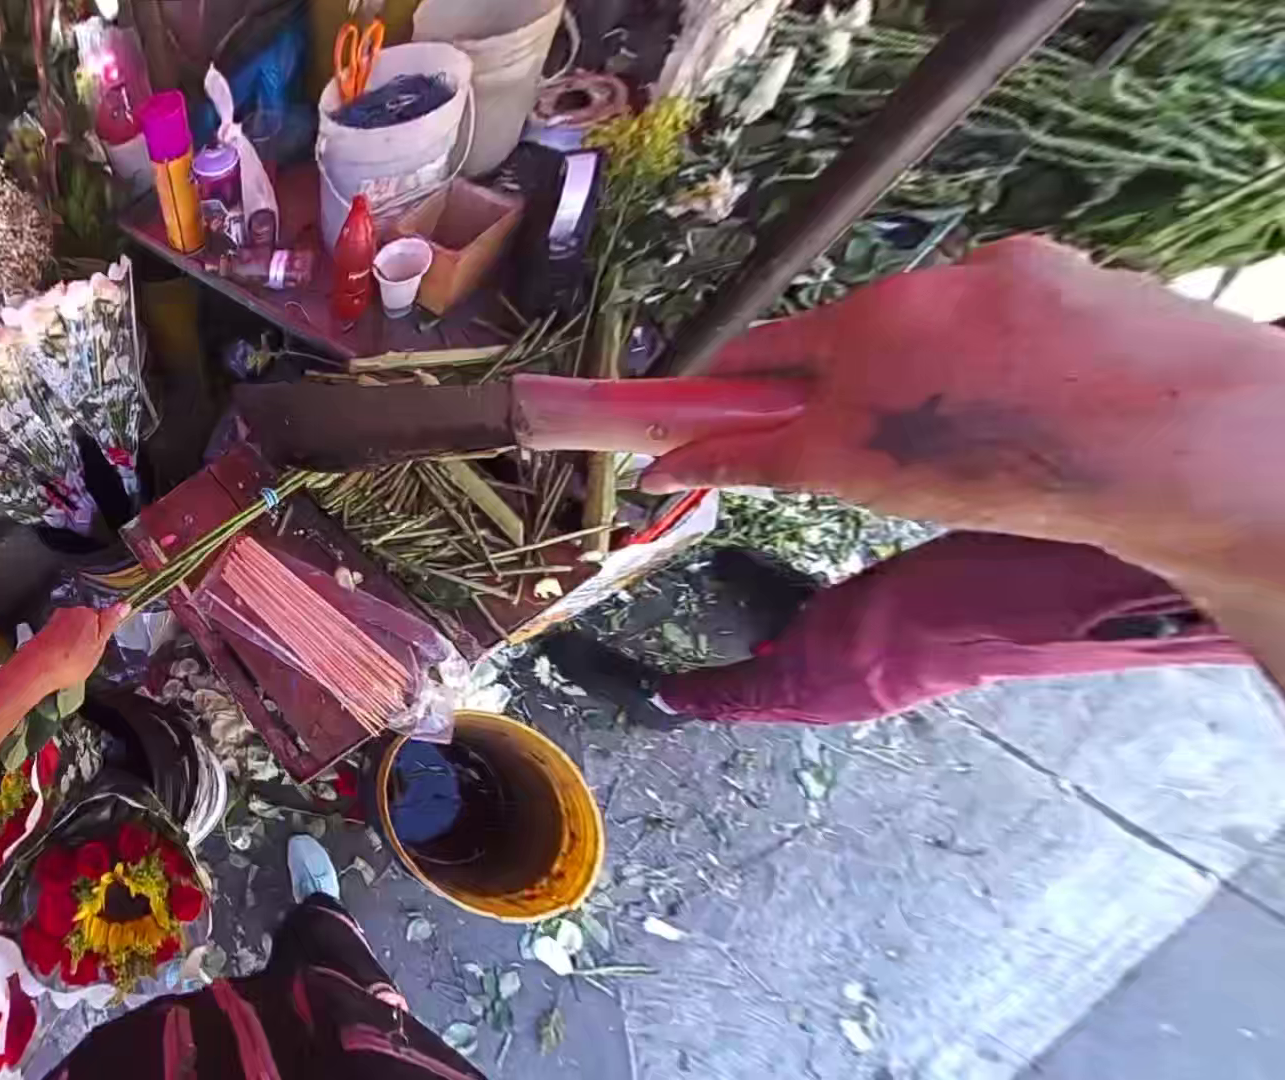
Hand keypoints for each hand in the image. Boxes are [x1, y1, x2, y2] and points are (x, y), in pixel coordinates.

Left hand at [11, 605, 124, 695]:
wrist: (34, 671)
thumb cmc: (67, 660)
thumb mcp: (99, 644)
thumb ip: (111, 622)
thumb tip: (124, 605)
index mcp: (88, 612)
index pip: (104, 614)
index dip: (106, 629)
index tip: (105, 639)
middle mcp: (70, 612)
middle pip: (87, 620)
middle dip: (89, 635)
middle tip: (91, 654)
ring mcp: (55, 622)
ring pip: (72, 630)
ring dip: (74, 642)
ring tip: (74, 661)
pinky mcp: (43, 633)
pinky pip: (60, 638)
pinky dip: (62, 648)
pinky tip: (62, 661)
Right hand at [637, 236, 1284, 592]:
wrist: (1204, 455)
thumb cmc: (982, 465)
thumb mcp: (837, 470)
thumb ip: (739, 460)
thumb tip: (657, 472)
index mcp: (865, 316)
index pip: (762, 347)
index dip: (731, 385)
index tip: (721, 414)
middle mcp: (936, 277)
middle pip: (846, 339)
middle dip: (834, 390)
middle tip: (858, 444)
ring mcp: (1022, 272)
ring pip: (926, 333)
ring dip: (913, 377)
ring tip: (957, 435)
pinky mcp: (1094, 282)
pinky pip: (1004, 325)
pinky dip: (989, 363)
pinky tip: (1021, 406)